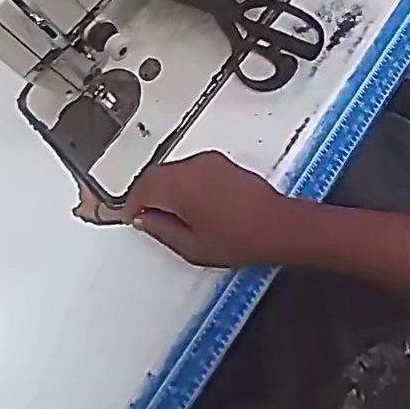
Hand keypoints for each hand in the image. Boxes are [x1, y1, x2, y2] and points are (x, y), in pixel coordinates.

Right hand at [123, 151, 305, 267]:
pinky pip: (190, 169)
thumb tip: (145, 220)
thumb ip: (161, 230)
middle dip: (147, 194)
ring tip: (171, 213)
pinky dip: (183, 182)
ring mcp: (208, 161)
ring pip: (173, 170)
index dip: (132, 203)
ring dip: (165, 187)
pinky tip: (192, 203)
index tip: (131, 215)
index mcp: (179, 185)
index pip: (142, 187)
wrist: (278, 226)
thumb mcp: (192, 247)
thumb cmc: (240, 237)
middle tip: (146, 215)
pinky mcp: (221, 162)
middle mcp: (191, 167)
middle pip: (156, 175)